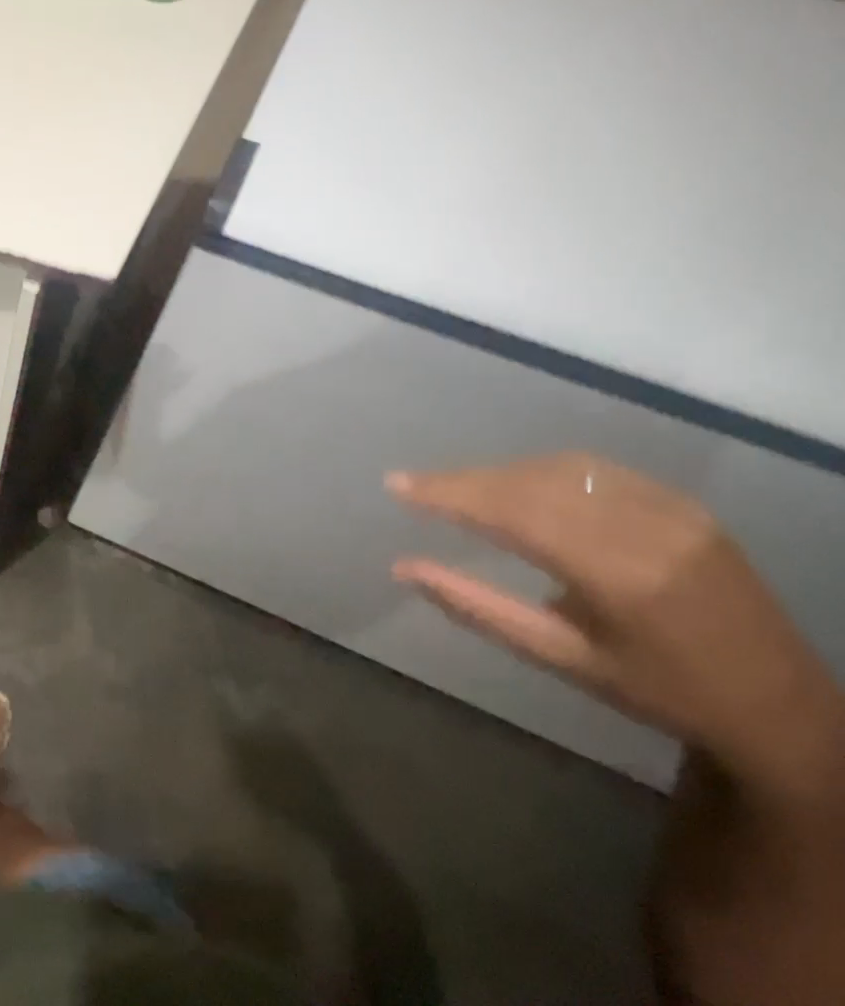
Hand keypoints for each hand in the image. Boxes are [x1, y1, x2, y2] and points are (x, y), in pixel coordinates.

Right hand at [388, 453, 842, 784]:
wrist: (775, 700)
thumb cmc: (655, 690)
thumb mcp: (558, 657)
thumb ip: (477, 607)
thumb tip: (405, 568)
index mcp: (618, 575)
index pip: (515, 513)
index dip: (450, 495)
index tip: (396, 486)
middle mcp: (648, 529)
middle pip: (535, 483)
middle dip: (466, 480)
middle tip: (411, 485)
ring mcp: (674, 511)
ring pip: (565, 469)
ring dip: (501, 473)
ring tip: (454, 488)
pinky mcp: (687, 506)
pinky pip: (599, 472)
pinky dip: (543, 471)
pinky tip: (516, 485)